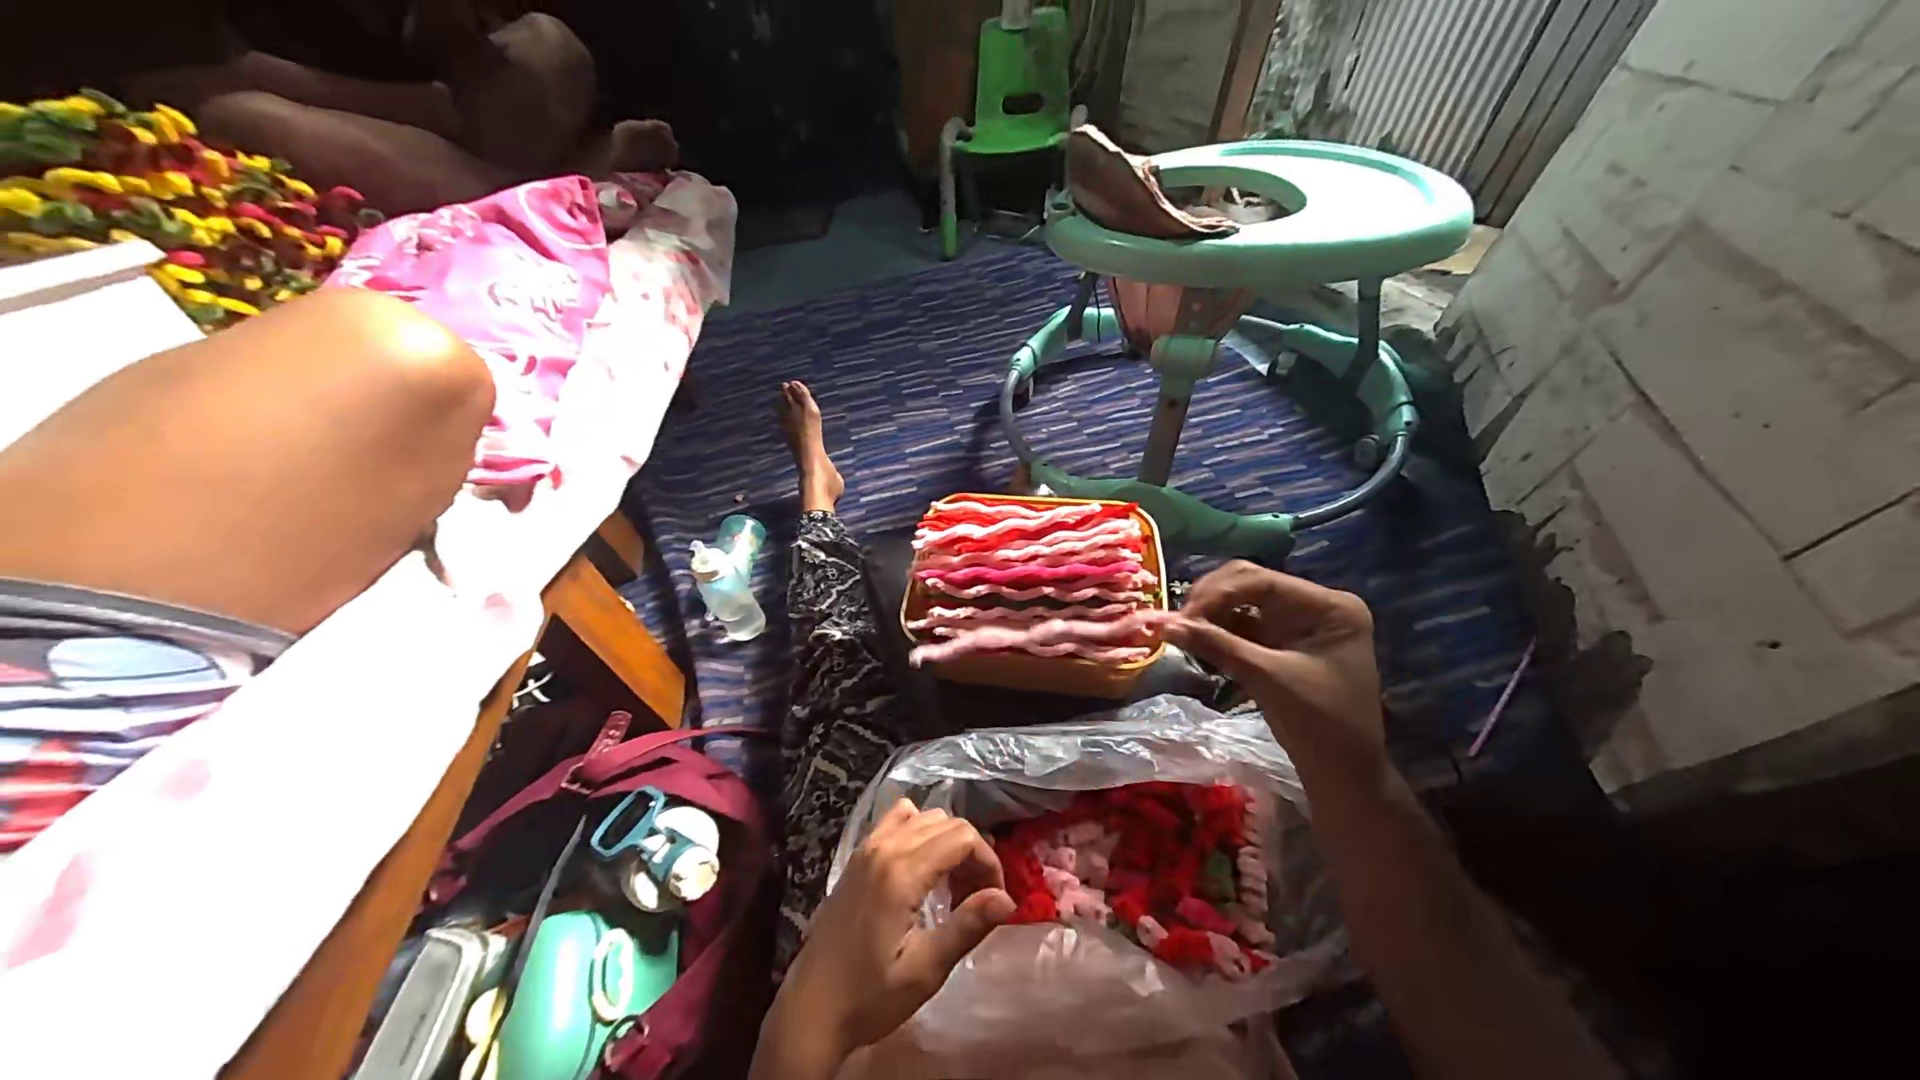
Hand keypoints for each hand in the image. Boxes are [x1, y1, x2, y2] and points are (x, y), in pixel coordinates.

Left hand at [755, 800, 1013, 1078]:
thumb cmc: (870, 995)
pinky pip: (896, 820)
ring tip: (952, 885)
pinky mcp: (857, 855)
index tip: (994, 899)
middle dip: (972, 853)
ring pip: (924, 817)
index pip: (963, 838)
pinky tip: (922, 865)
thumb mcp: (925, 970)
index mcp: (901, 872)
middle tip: (976, 897)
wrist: (812, 1009)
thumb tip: (1007, 898)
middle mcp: (884, 847)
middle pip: (947, 822)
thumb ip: (967, 926)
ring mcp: (867, 847)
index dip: (988, 862)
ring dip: (947, 841)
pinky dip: (919, 830)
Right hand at [1164, 560, 1386, 785]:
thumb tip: (1165, 625)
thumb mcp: (1267, 679)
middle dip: (1211, 599)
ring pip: (1241, 601)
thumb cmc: (1320, 724)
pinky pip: (1241, 623)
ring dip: (1210, 614)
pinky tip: (1196, 639)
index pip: (1263, 581)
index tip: (1182, 616)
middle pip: (1250, 583)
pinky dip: (1218, 630)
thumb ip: (1217, 645)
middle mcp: (1314, 605)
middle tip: (1178, 622)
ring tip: (1181, 631)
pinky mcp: (1280, 642)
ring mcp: (1296, 623)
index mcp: (1329, 606)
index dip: (1217, 592)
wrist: (1343, 774)